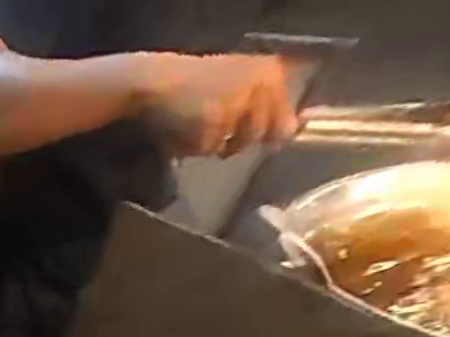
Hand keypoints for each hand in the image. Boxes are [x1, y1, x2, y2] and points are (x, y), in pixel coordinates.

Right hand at [129, 52, 295, 157]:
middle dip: (236, 142)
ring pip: (230, 145)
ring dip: (211, 144)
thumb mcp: (238, 86)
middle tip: (215, 134)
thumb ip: (266, 106)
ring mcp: (235, 106)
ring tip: (194, 130)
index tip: (262, 142)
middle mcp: (259, 87)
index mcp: (269, 74)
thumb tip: (289, 133)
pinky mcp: (212, 124)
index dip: (273, 132)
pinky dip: (191, 147)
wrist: (159, 81)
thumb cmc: (195, 84)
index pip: (284, 115)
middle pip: (257, 134)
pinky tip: (180, 132)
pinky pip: (205, 149)